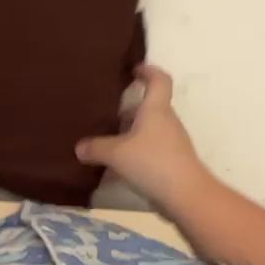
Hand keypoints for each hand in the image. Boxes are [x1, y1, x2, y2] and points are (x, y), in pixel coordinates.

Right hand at [75, 65, 217, 215]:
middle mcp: (166, 122)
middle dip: (128, 111)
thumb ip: (96, 148)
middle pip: (148, 109)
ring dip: (129, 136)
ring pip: (147, 132)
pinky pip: (148, 153)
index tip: (135, 70)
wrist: (184, 194)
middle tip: (106, 116)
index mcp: (156, 109)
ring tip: (105, 145)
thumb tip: (79, 147)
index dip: (148, 71)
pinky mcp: (170, 163)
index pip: (159, 80)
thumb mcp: (116, 154)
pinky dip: (132, 156)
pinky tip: (115, 172)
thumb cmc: (151, 162)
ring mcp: (170, 143)